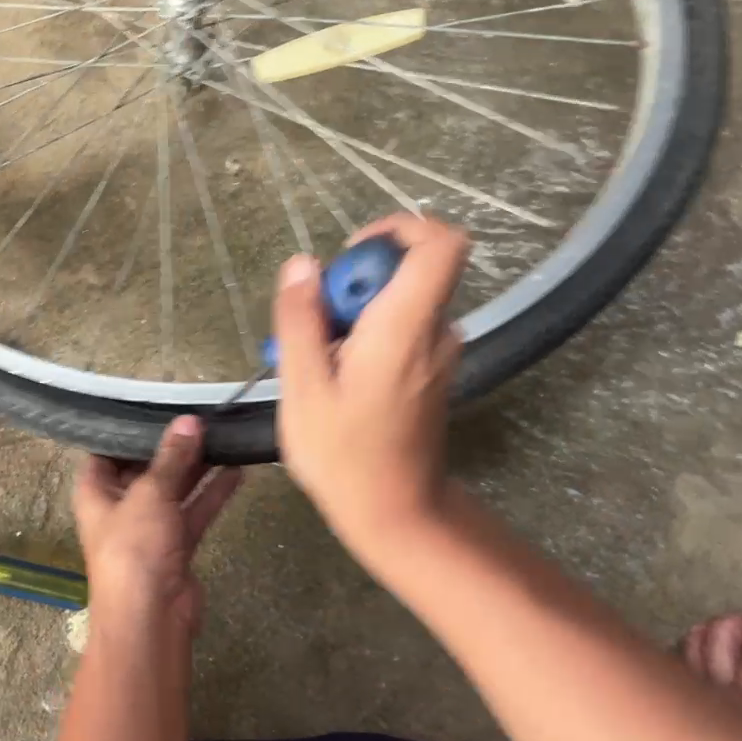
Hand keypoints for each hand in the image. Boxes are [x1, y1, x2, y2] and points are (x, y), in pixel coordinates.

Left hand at [73, 416, 241, 636]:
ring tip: (224, 436)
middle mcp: (119, 505)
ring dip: (196, 467)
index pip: (108, 450)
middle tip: (202, 416)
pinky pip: (193, 511)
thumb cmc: (134, 548)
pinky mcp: (175, 545)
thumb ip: (172, 458)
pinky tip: (237, 471)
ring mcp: (148, 527)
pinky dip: (212, 494)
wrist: (150, 617)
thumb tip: (190, 422)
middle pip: (145, 467)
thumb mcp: (150, 494)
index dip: (130, 429)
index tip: (159, 404)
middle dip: (172, 446)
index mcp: (95, 490)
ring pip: (174, 489)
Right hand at [273, 214, 468, 556]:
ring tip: (315, 361)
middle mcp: (435, 330)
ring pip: (398, 300)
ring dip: (352, 314)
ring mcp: (438, 352)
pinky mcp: (430, 370)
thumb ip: (301, 320)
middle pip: (408, 269)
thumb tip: (302, 263)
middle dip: (352, 283)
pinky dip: (363, 335)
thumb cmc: (343, 454)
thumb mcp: (302, 386)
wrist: (395, 512)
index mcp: (406, 326)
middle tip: (313, 328)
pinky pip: (398, 327)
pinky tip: (333, 377)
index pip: (440, 242)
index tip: (347, 257)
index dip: (397, 229)